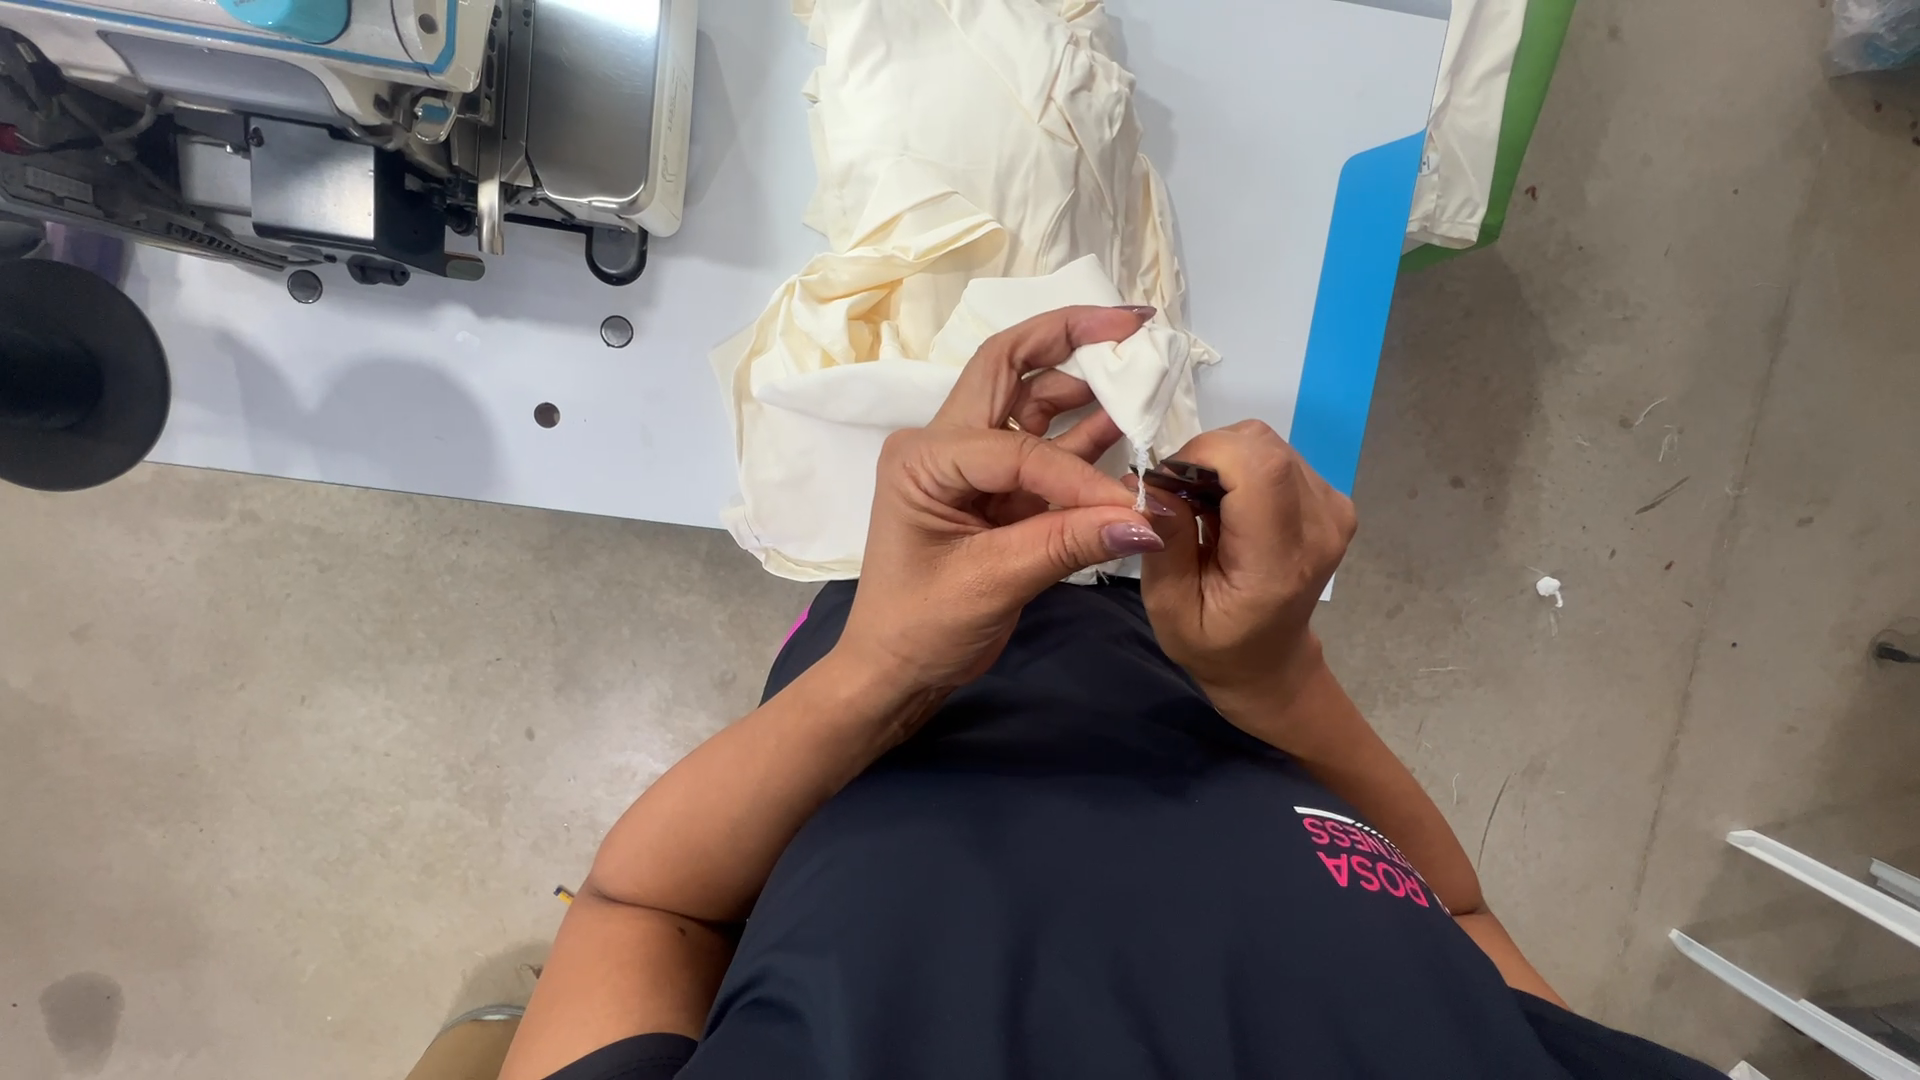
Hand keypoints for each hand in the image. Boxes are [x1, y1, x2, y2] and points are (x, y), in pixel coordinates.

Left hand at [835, 306, 1168, 697]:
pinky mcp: (995, 491)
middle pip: (1008, 366)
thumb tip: (1151, 519)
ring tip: (1140, 376)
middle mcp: (943, 445)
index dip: (1077, 476)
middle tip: (1133, 322)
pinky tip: (1126, 434)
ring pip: (1029, 402)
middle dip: (1068, 337)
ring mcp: (970, 465)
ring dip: (1082, 388)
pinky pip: (1044, 450)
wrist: (897, 669)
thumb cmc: (921, 627)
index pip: (1016, 446)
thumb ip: (1068, 544)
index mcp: (923, 457)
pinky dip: (1084, 441)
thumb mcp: (990, 585)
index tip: (1129, 511)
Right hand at [1140, 420, 1355, 724]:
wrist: (1268, 662)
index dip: (1203, 454)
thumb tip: (1155, 485)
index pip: (1258, 466)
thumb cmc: (1213, 643)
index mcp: (1280, 560)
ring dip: (1220, 462)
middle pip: (1260, 444)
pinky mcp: (1329, 499)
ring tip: (1200, 506)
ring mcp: (1332, 508)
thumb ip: (1165, 544)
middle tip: (1176, 497)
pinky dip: (1237, 469)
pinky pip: (1273, 455)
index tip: (1167, 485)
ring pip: (1264, 442)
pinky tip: (1224, 506)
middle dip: (1205, 456)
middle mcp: (1320, 525)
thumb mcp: (1169, 607)